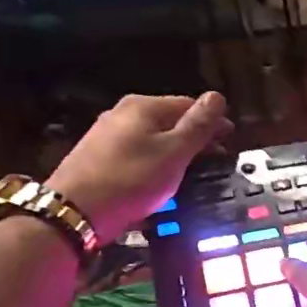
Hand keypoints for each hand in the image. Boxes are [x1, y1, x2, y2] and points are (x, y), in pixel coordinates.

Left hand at [46, 92, 233, 242]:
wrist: (76, 210)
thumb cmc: (130, 180)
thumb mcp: (172, 154)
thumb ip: (197, 127)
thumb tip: (217, 97)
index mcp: (143, 107)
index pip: (187, 104)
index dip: (212, 121)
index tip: (229, 137)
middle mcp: (122, 114)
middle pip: (166, 121)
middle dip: (191, 137)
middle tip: (212, 158)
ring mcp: (105, 137)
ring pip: (149, 139)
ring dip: (171, 152)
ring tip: (187, 172)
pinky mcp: (96, 161)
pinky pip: (134, 157)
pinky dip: (151, 165)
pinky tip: (155, 181)